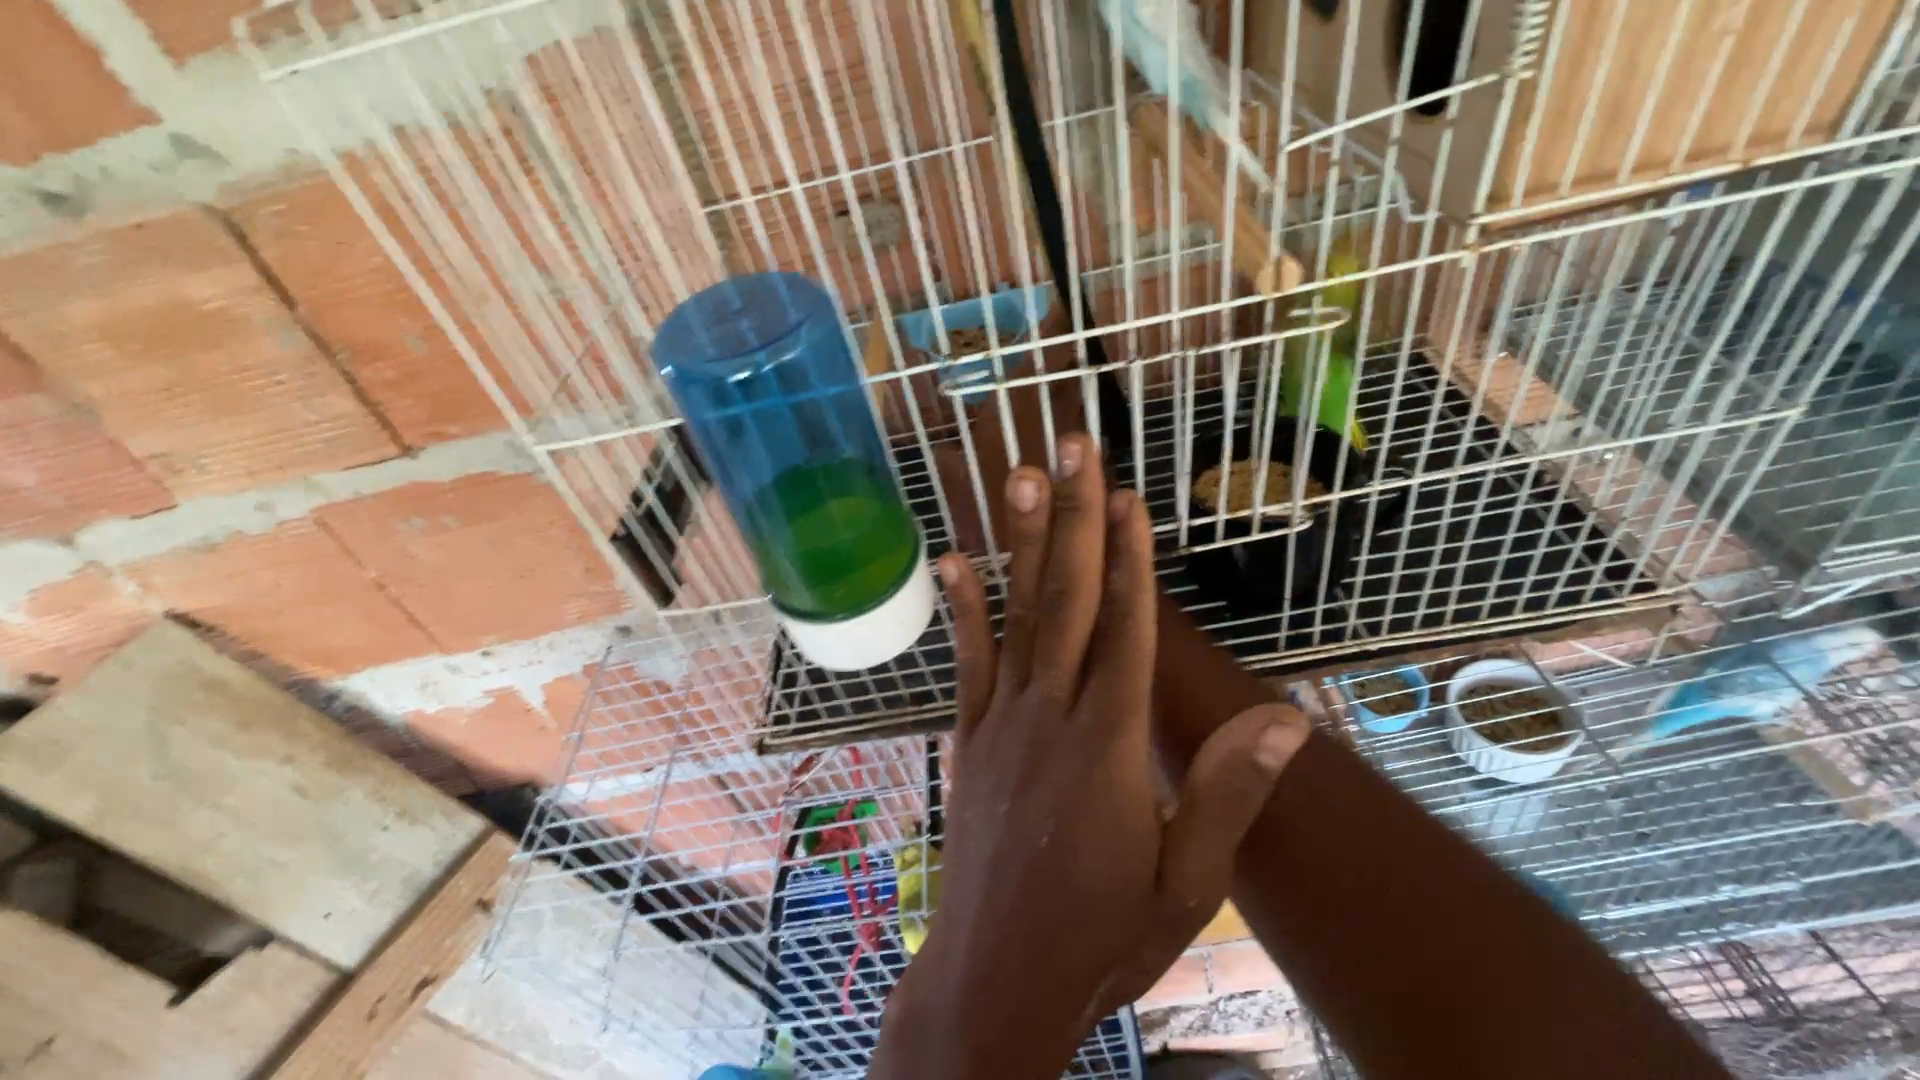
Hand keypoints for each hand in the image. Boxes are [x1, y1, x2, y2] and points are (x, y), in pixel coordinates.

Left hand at [873, 434, 1309, 1078]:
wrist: (994, 977)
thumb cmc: (1100, 938)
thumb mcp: (1187, 885)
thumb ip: (1228, 794)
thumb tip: (1289, 719)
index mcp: (1109, 747)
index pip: (1124, 631)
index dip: (1130, 559)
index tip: (1128, 497)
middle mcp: (1050, 718)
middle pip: (1069, 601)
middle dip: (1077, 520)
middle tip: (1073, 448)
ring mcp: (1001, 725)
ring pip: (1017, 617)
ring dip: (1024, 543)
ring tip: (1023, 478)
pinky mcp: (969, 742)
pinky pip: (968, 663)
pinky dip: (963, 609)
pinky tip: (955, 561)